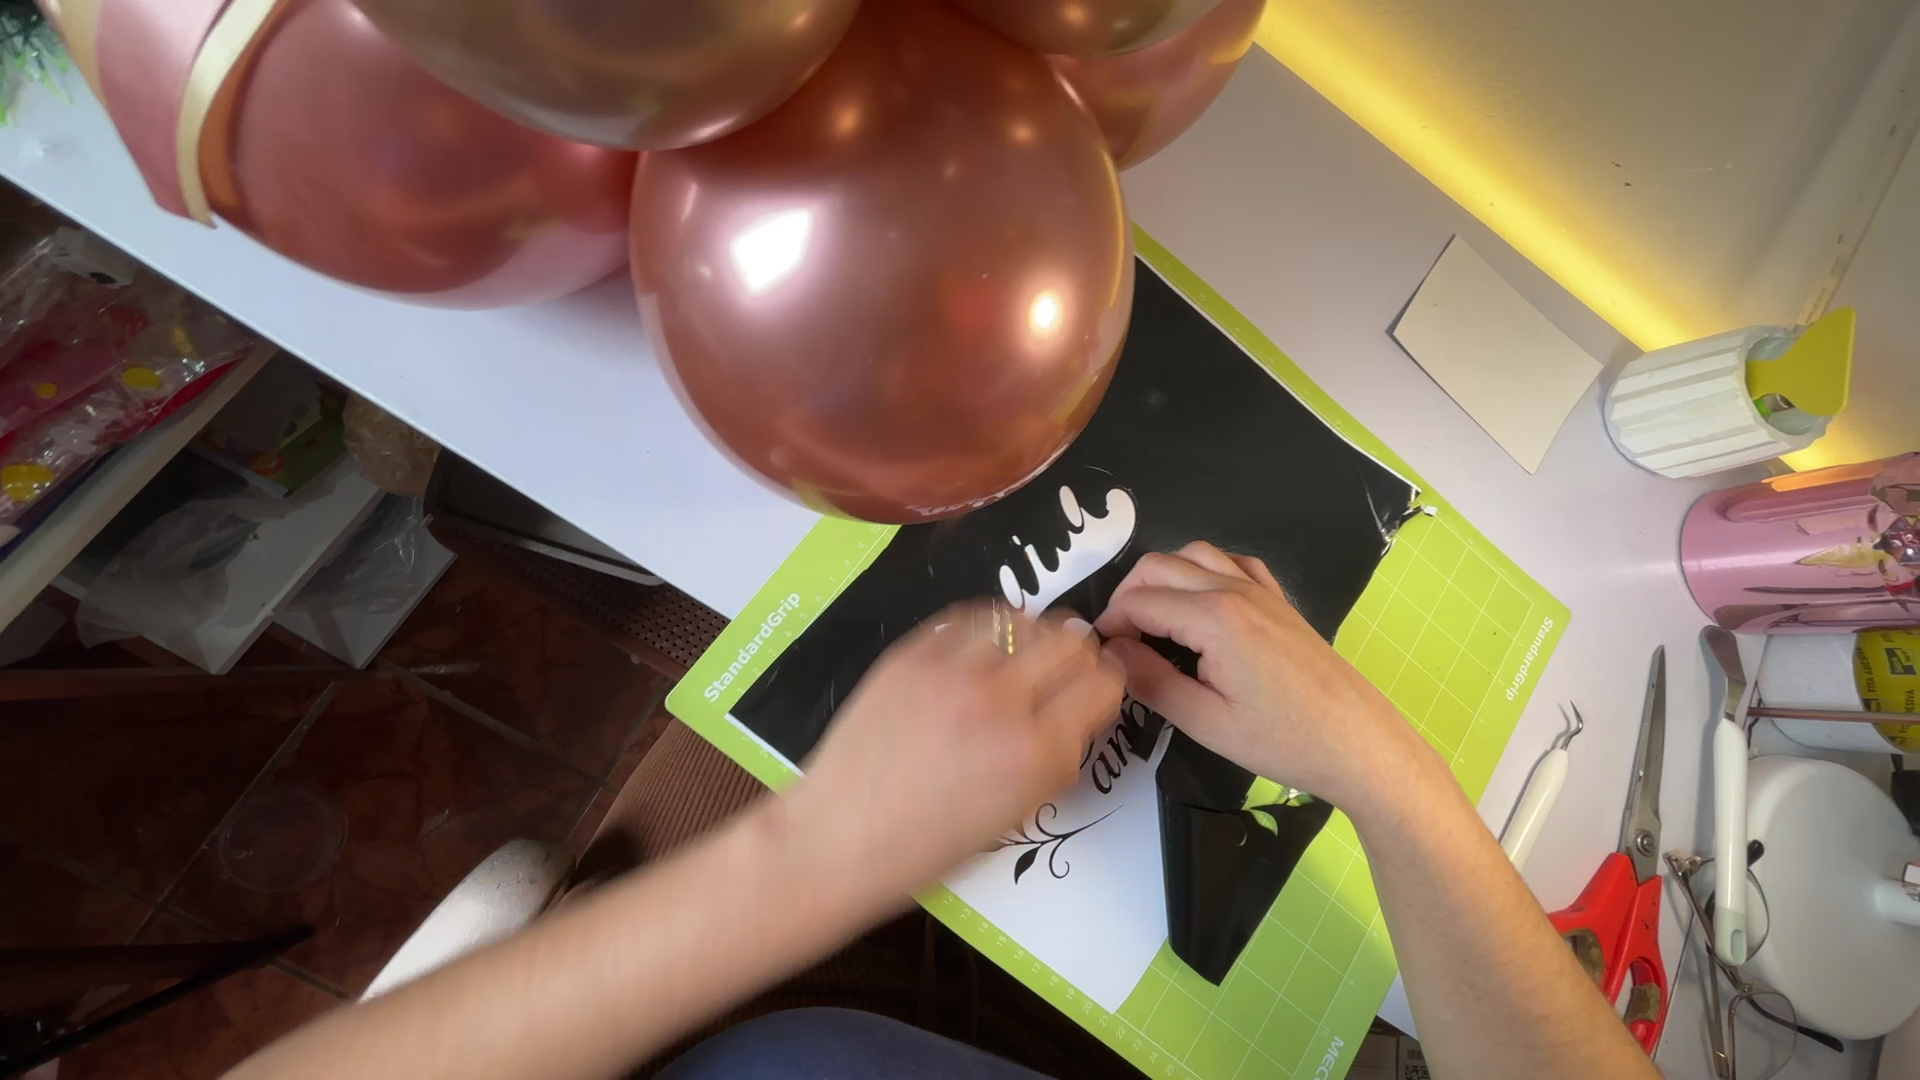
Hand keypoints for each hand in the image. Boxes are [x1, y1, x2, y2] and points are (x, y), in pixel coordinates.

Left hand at [778, 601, 1124, 905]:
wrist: (839, 837)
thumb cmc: (926, 845)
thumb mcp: (1015, 814)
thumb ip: (1055, 757)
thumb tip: (1074, 711)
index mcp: (1037, 754)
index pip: (1102, 684)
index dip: (1104, 682)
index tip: (1093, 685)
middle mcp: (1003, 702)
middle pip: (1070, 641)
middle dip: (1075, 653)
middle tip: (1060, 666)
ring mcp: (953, 672)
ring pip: (1021, 619)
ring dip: (1029, 636)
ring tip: (1017, 655)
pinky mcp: (912, 654)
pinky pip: (968, 617)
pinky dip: (983, 628)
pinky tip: (978, 648)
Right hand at [1093, 541, 1441, 815]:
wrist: (1361, 745)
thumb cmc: (1283, 741)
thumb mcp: (1206, 723)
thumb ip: (1151, 681)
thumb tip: (1111, 651)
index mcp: (1214, 619)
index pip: (1138, 602)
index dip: (1110, 624)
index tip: (1102, 654)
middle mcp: (1233, 590)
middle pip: (1158, 566)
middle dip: (1126, 595)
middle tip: (1120, 639)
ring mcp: (1261, 590)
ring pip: (1193, 554)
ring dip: (1161, 577)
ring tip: (1152, 618)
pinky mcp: (1279, 600)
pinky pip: (1233, 562)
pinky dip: (1205, 570)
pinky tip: (1202, 601)